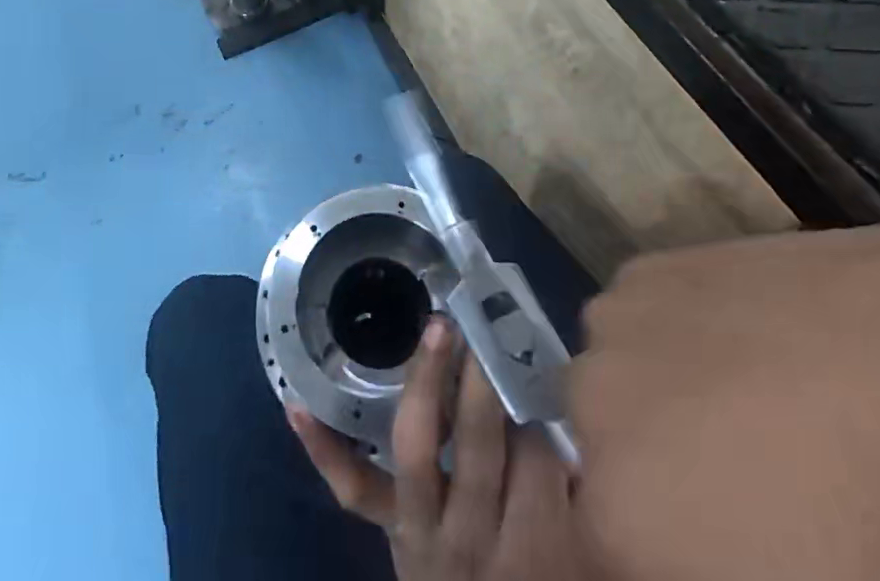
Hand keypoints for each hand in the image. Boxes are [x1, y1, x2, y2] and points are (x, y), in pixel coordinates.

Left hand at [289, 317, 589, 580]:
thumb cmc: (545, 574)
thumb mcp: (582, 539)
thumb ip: (575, 478)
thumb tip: (564, 403)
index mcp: (537, 537)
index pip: (533, 451)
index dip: (528, 396)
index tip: (522, 351)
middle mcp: (474, 533)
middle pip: (476, 442)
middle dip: (476, 378)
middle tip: (473, 323)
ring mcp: (421, 531)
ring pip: (415, 450)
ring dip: (424, 384)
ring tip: (434, 331)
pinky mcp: (389, 530)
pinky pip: (354, 489)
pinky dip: (323, 448)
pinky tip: (298, 405)